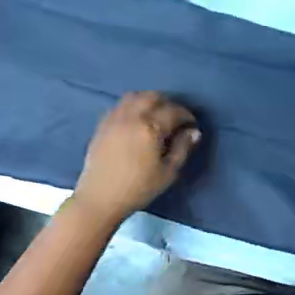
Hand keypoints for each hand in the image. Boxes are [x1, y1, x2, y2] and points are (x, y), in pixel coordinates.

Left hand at [69, 92, 200, 223]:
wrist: (100, 197)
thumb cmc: (138, 189)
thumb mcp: (168, 173)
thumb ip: (182, 149)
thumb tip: (194, 131)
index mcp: (150, 127)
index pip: (173, 111)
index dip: (186, 115)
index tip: (191, 124)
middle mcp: (131, 116)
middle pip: (152, 97)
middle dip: (167, 103)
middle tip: (174, 117)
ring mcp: (113, 119)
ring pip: (133, 97)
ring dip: (148, 100)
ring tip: (154, 115)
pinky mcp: (102, 125)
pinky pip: (119, 106)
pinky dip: (131, 106)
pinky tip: (134, 120)